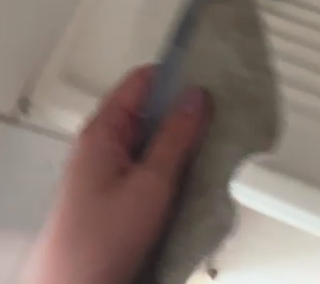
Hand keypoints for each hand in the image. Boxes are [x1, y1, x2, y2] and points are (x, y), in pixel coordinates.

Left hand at [40, 66, 211, 283]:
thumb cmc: (101, 245)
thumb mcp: (150, 185)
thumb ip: (176, 136)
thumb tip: (197, 93)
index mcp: (102, 132)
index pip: (142, 80)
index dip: (175, 75)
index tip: (211, 79)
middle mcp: (99, 147)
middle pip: (147, 112)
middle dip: (182, 113)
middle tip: (220, 116)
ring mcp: (103, 177)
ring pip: (148, 144)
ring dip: (177, 145)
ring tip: (213, 147)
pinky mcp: (110, 204)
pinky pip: (145, 172)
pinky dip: (168, 171)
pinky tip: (191, 182)